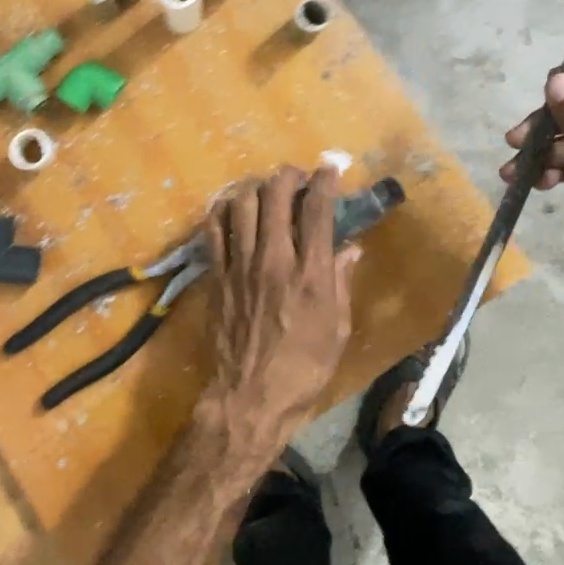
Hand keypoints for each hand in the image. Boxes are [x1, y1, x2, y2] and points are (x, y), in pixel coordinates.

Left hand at [201, 166, 360, 453]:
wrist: (251, 396)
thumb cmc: (304, 368)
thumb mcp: (338, 329)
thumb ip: (341, 282)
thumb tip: (350, 247)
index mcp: (310, 274)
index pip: (318, 211)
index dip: (325, 181)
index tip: (329, 169)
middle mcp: (274, 260)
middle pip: (275, 196)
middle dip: (287, 176)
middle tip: (295, 177)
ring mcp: (239, 266)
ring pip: (242, 204)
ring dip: (255, 188)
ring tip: (264, 190)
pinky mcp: (216, 276)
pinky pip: (213, 230)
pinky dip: (222, 211)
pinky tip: (230, 208)